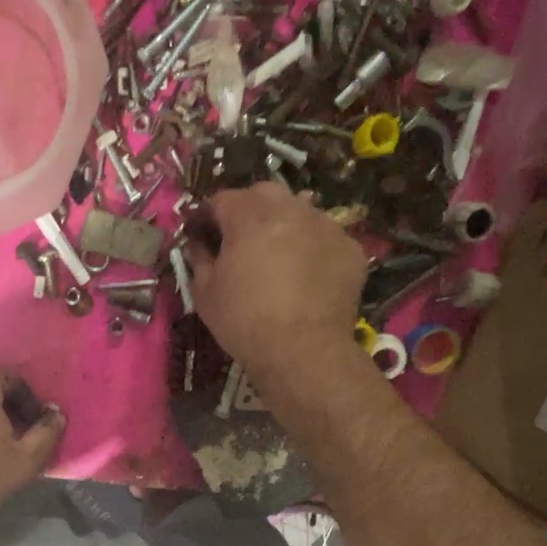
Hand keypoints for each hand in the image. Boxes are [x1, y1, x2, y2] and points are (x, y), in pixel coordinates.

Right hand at [187, 183, 371, 379]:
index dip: (207, 215)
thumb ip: (199, 259)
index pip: (222, 199)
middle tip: (240, 240)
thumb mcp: (205, 293)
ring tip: (277, 256)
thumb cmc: (244, 322)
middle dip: (248, 210)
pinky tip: (306, 276)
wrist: (302, 351)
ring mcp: (326, 226)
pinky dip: (311, 249)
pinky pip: (324, 238)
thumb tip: (196, 243)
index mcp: (250, 216)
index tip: (200, 233)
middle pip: (264, 194)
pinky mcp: (350, 248)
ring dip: (283, 225)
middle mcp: (292, 209)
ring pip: (299, 211)